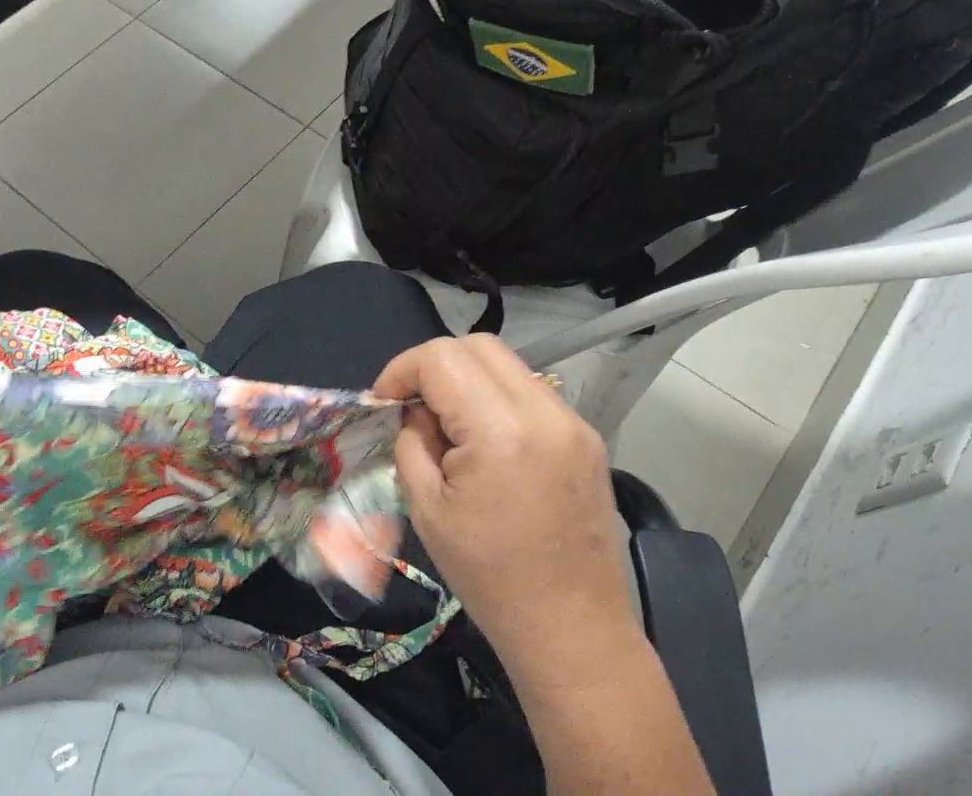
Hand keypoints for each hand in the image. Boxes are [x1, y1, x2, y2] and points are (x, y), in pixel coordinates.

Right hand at [375, 335, 631, 664]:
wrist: (571, 626)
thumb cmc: (489, 575)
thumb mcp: (427, 508)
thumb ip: (413, 443)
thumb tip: (416, 412)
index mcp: (501, 431)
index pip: (441, 358)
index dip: (402, 370)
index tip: (385, 402)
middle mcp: (544, 412)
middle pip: (477, 345)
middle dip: (434, 366)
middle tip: (413, 409)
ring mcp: (573, 423)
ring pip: (507, 364)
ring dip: (467, 380)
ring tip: (449, 429)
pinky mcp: (586, 439)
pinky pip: (531, 394)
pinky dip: (497, 400)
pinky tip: (485, 444)